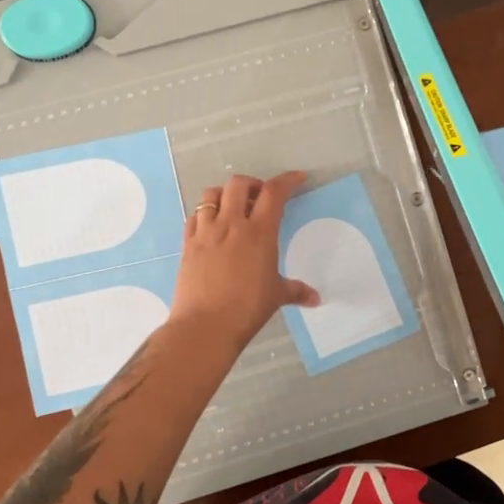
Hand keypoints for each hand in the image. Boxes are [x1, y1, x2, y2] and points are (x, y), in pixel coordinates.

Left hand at [172, 171, 318, 347]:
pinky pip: (194, 217)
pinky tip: (211, 227)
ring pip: (211, 195)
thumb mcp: (277, 296)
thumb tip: (316, 299)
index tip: (297, 178)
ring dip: (224, 194)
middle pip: (239, 185)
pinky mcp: (188, 245)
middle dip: (252, 184)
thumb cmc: (247, 308)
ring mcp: (206, 232)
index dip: (287, 180)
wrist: (205, 325)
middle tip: (260, 197)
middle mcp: (231, 224)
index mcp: (259, 232)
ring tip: (232, 207)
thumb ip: (296, 291)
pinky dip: (204, 215)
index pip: (273, 193)